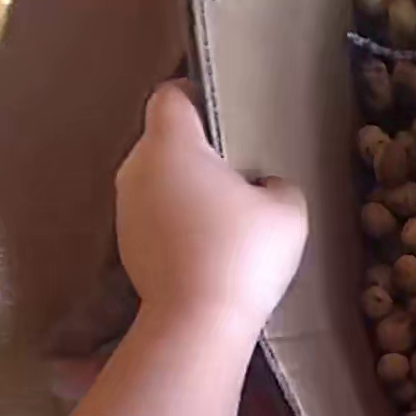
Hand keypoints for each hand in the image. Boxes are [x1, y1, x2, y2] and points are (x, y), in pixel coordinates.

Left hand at [114, 81, 307, 336]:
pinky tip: (209, 249)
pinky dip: (178, 222)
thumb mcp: (289, 212)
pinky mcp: (127, 244)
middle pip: (165, 141)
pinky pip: (156, 216)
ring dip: (187, 189)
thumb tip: (263, 186)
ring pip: (159, 181)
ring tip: (227, 219)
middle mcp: (137, 167)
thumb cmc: (245, 253)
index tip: (224, 114)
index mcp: (172, 146)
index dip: (196, 96)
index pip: (171, 96)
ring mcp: (126, 208)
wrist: (200, 318)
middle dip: (199, 152)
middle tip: (240, 177)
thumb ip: (279, 185)